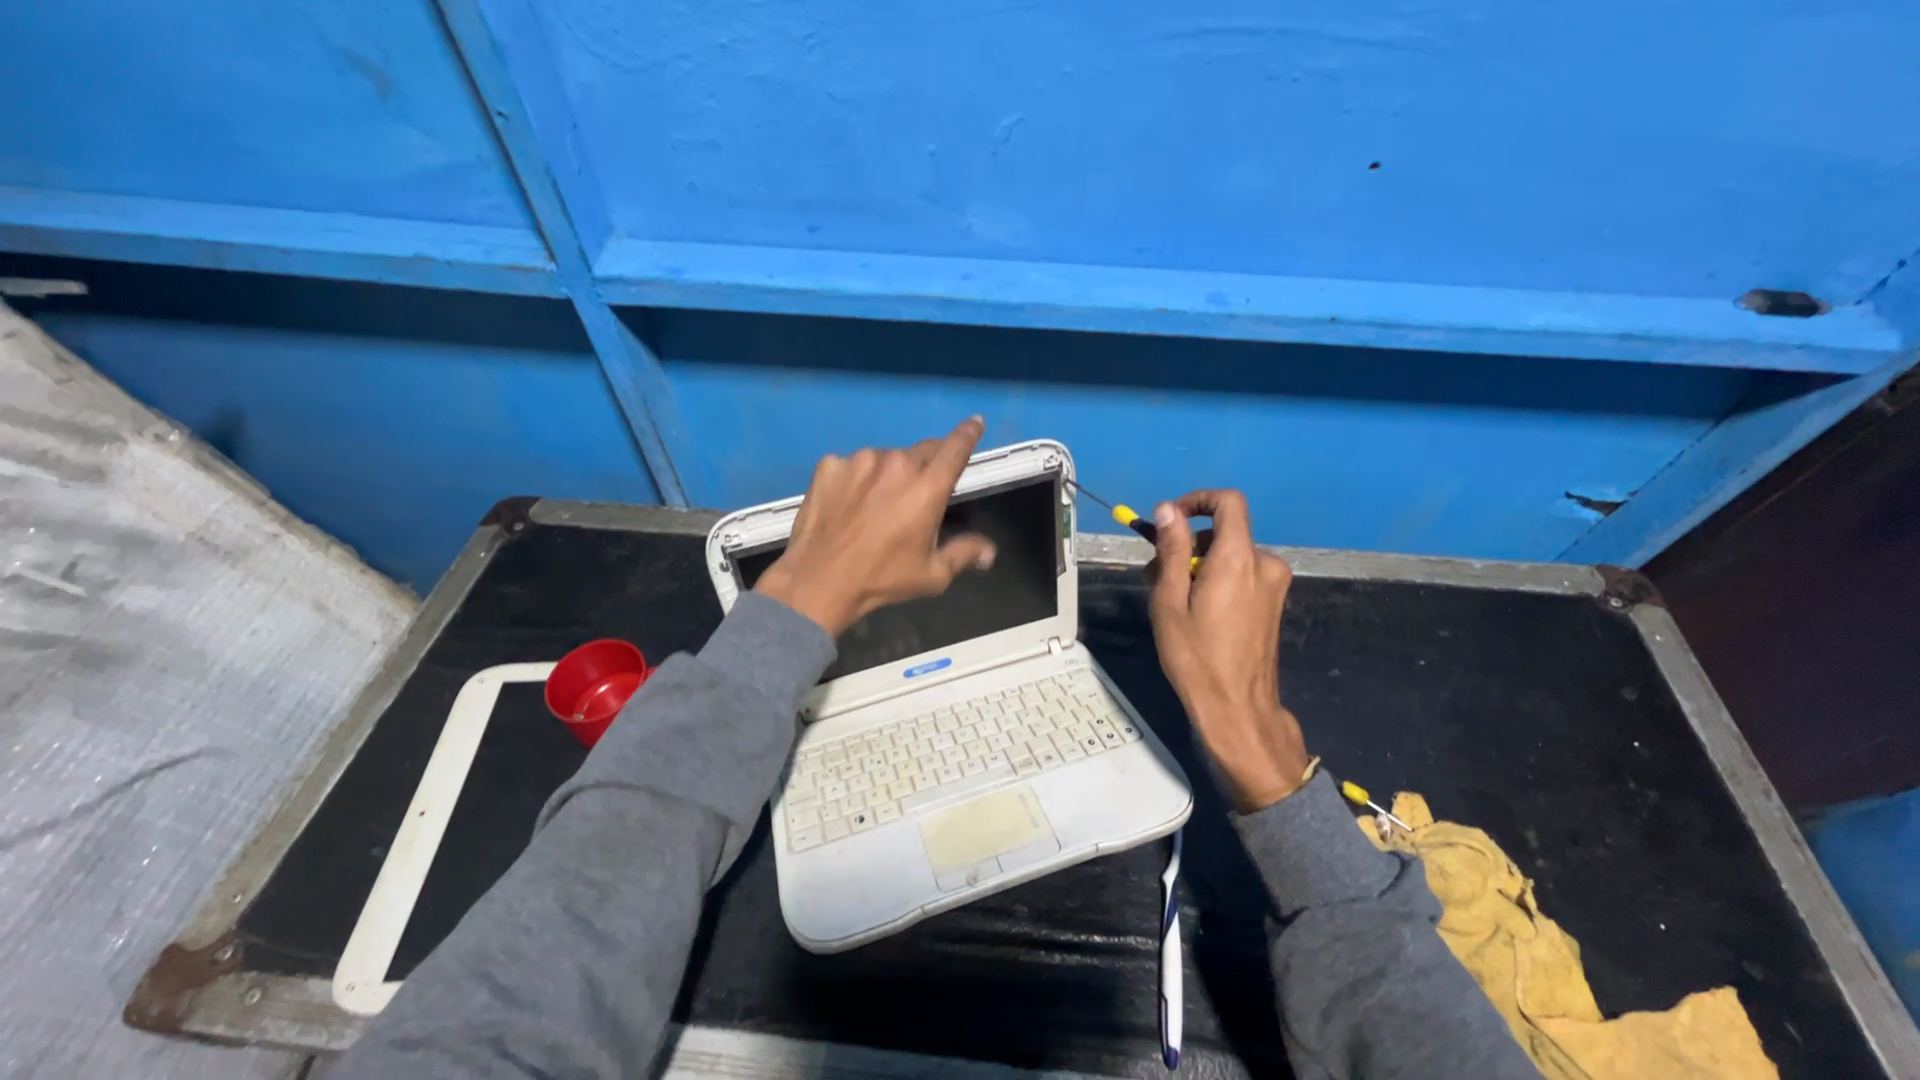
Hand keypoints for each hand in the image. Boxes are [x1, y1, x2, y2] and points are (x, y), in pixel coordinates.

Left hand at [753, 418, 996, 636]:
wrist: (819, 581)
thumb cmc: (882, 579)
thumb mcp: (932, 575)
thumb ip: (964, 554)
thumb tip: (990, 552)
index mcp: (928, 486)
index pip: (956, 447)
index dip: (968, 433)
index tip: (975, 423)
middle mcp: (897, 463)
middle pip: (922, 451)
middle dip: (927, 466)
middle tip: (919, 493)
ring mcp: (860, 461)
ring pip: (885, 458)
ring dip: (888, 474)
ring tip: (875, 505)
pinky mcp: (829, 465)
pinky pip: (851, 466)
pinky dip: (855, 480)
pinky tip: (846, 505)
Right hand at [1146, 490, 1309, 811]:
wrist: (1237, 708)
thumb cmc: (1196, 656)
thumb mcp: (1170, 600)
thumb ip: (1173, 550)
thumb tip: (1168, 510)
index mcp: (1238, 558)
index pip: (1229, 502)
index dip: (1198, 501)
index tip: (1171, 520)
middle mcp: (1264, 564)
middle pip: (1224, 533)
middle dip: (1188, 545)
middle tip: (1157, 576)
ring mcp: (1274, 585)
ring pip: (1231, 555)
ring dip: (1200, 566)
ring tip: (1173, 600)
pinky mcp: (1274, 602)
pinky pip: (1242, 575)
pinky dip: (1217, 580)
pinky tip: (1197, 612)